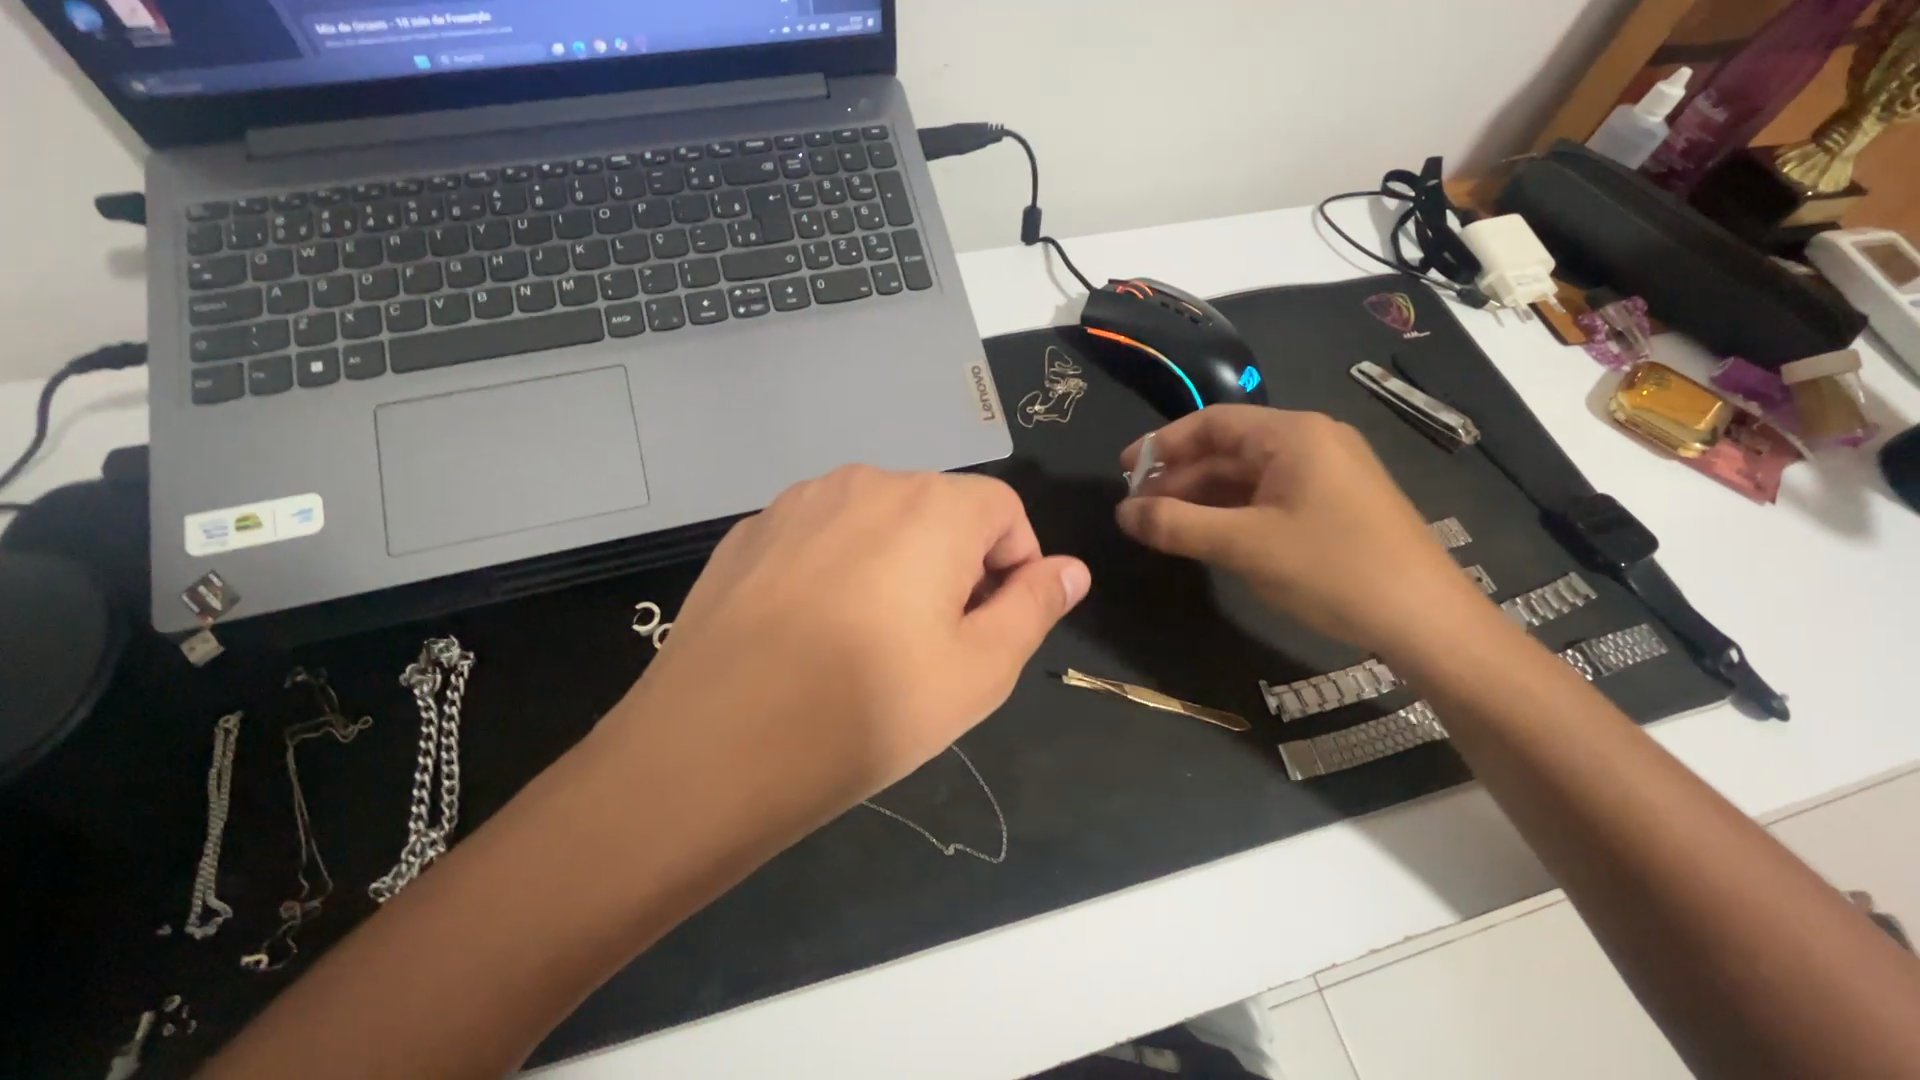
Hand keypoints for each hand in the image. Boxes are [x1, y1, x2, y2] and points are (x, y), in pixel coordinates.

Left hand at [614, 466, 1089, 818]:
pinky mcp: (745, 535)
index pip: (1003, 510)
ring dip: (893, 566)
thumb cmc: (869, 709)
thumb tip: (1069, 568)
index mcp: (932, 505)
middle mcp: (864, 482)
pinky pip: (816, 540)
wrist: (715, 745)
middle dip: (955, 566)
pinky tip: (808, 637)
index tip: (992, 629)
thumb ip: (1034, 607)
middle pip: (937, 511)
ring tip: (868, 644)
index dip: (1014, 567)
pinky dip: (833, 572)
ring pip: (873, 523)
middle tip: (933, 647)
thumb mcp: (981, 672)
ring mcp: (795, 504)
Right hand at [1117, 407, 1485, 653]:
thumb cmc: (1332, 570)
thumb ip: (1177, 526)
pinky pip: (1272, 496)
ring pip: (1250, 475)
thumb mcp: (1244, 547)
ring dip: (1205, 498)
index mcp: (1292, 434)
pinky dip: (1235, 512)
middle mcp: (1312, 441)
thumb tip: (1122, 514)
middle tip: (1138, 511)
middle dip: (1180, 477)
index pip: (1211, 423)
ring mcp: (1330, 473)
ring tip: (1165, 528)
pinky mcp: (1339, 504)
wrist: (1427, 620)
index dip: (1162, 446)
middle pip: (1229, 448)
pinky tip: (1212, 537)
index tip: (1123, 475)